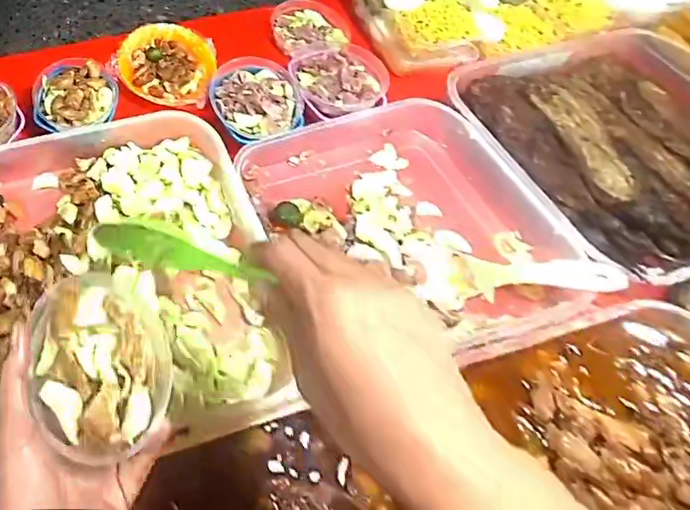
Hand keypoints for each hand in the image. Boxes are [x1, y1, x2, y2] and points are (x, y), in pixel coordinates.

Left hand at [0, 323, 171, 509]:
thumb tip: (19, 330)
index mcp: (47, 425)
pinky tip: (165, 420)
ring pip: (125, 429)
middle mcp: (75, 441)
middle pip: (99, 403)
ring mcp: (98, 466)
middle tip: (133, 340)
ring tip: (156, 372)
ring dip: (141, 406)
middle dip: (115, 375)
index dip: (76, 352)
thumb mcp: (13, 431)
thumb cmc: (19, 491)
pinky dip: (154, 444)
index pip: (63, 381)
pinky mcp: (119, 491)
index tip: (91, 320)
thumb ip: (16, 384)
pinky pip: (140, 464)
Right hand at [253, 233, 574, 509]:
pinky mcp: (412, 298)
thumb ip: (287, 323)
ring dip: (320, 263)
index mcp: (322, 296)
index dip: (259, 251)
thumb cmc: (361, 420)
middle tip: (276, 275)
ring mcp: (387, 285)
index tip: (249, 261)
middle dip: (287, 252)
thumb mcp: (308, 375)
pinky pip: (371, 273)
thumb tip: (269, 292)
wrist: (441, 447)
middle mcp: (354, 278)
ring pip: (340, 254)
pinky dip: (351, 280)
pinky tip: (356, 313)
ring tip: (316, 295)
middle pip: (308, 241)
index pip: (279, 250)